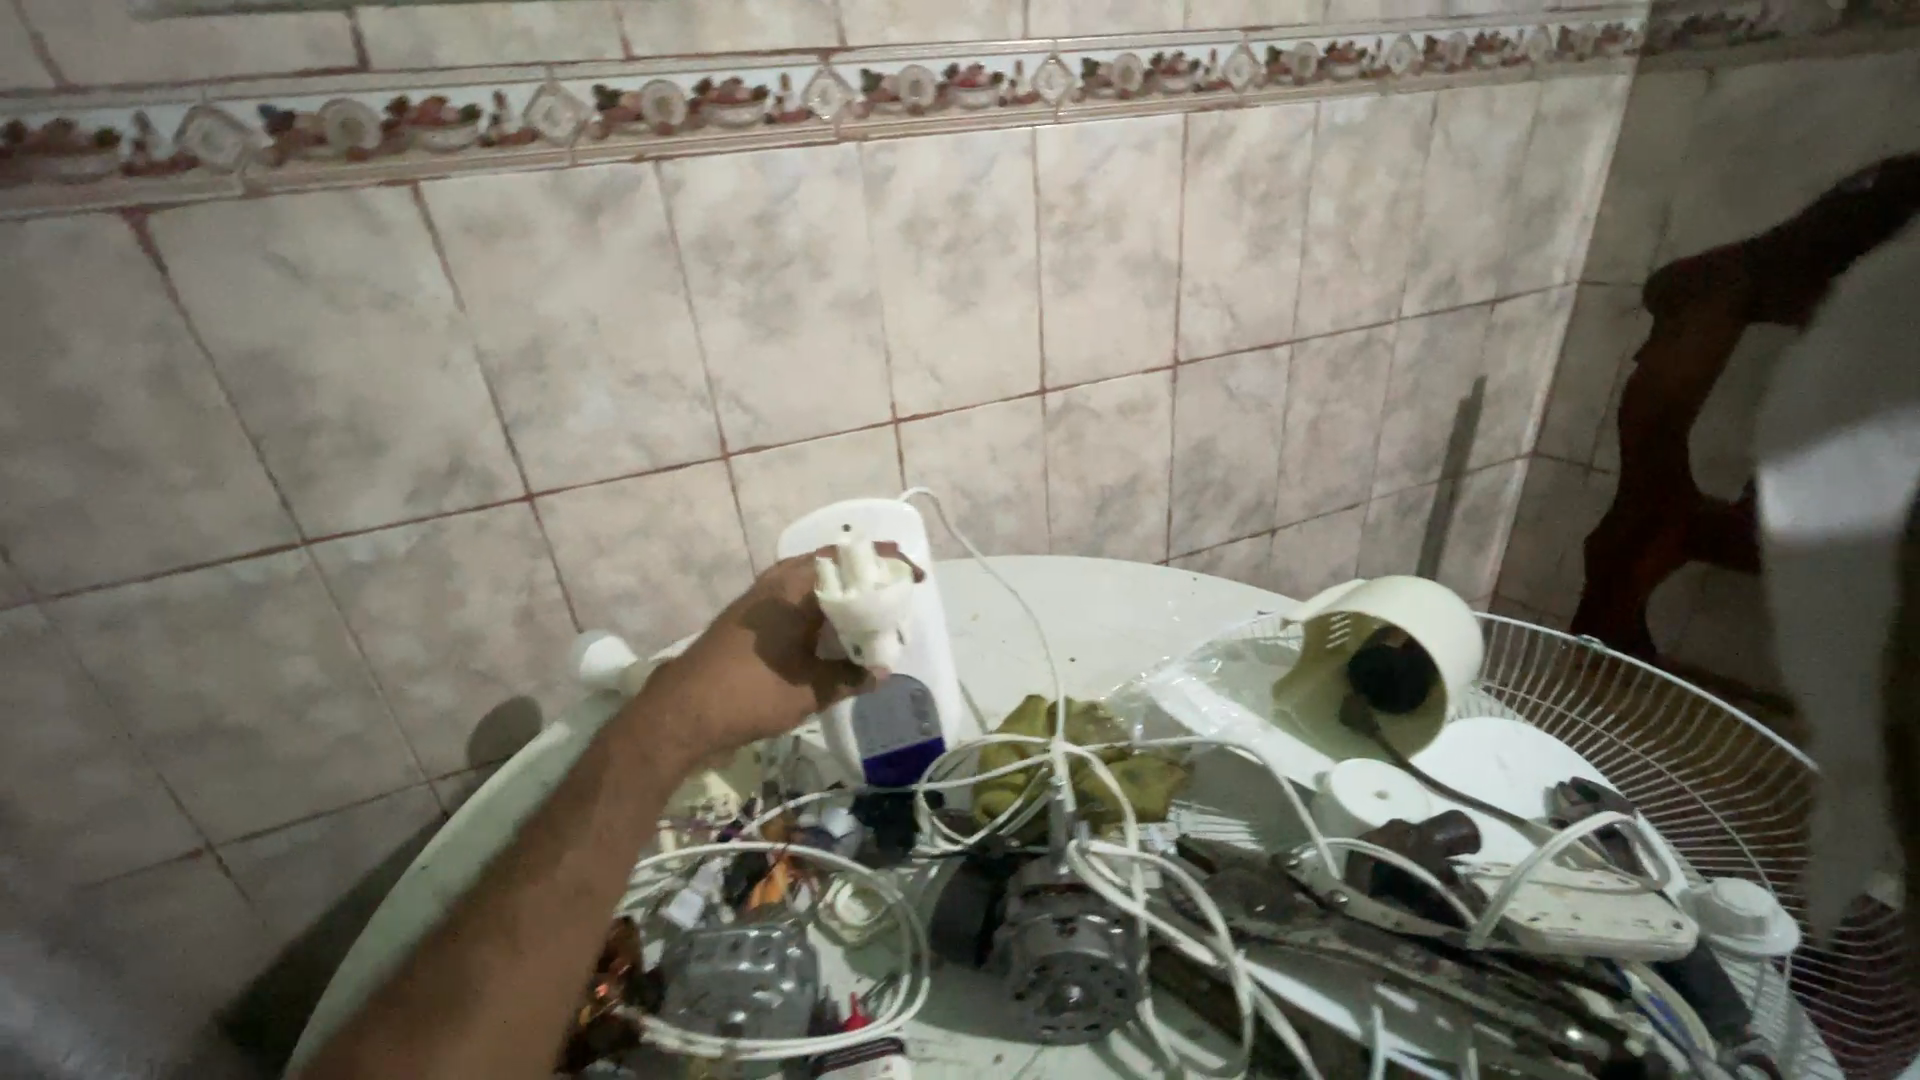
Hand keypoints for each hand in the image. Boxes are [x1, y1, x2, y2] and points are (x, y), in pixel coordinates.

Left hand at [637, 544, 922, 757]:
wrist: (682, 712)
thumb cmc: (751, 693)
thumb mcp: (810, 689)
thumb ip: (849, 676)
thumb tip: (880, 672)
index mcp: (794, 588)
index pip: (848, 559)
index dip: (885, 563)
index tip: (913, 575)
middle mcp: (776, 582)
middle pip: (829, 562)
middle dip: (863, 572)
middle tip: (893, 589)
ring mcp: (758, 598)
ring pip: (809, 579)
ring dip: (839, 588)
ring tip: (869, 608)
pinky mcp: (747, 617)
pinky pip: (793, 596)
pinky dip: (818, 604)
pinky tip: (831, 629)